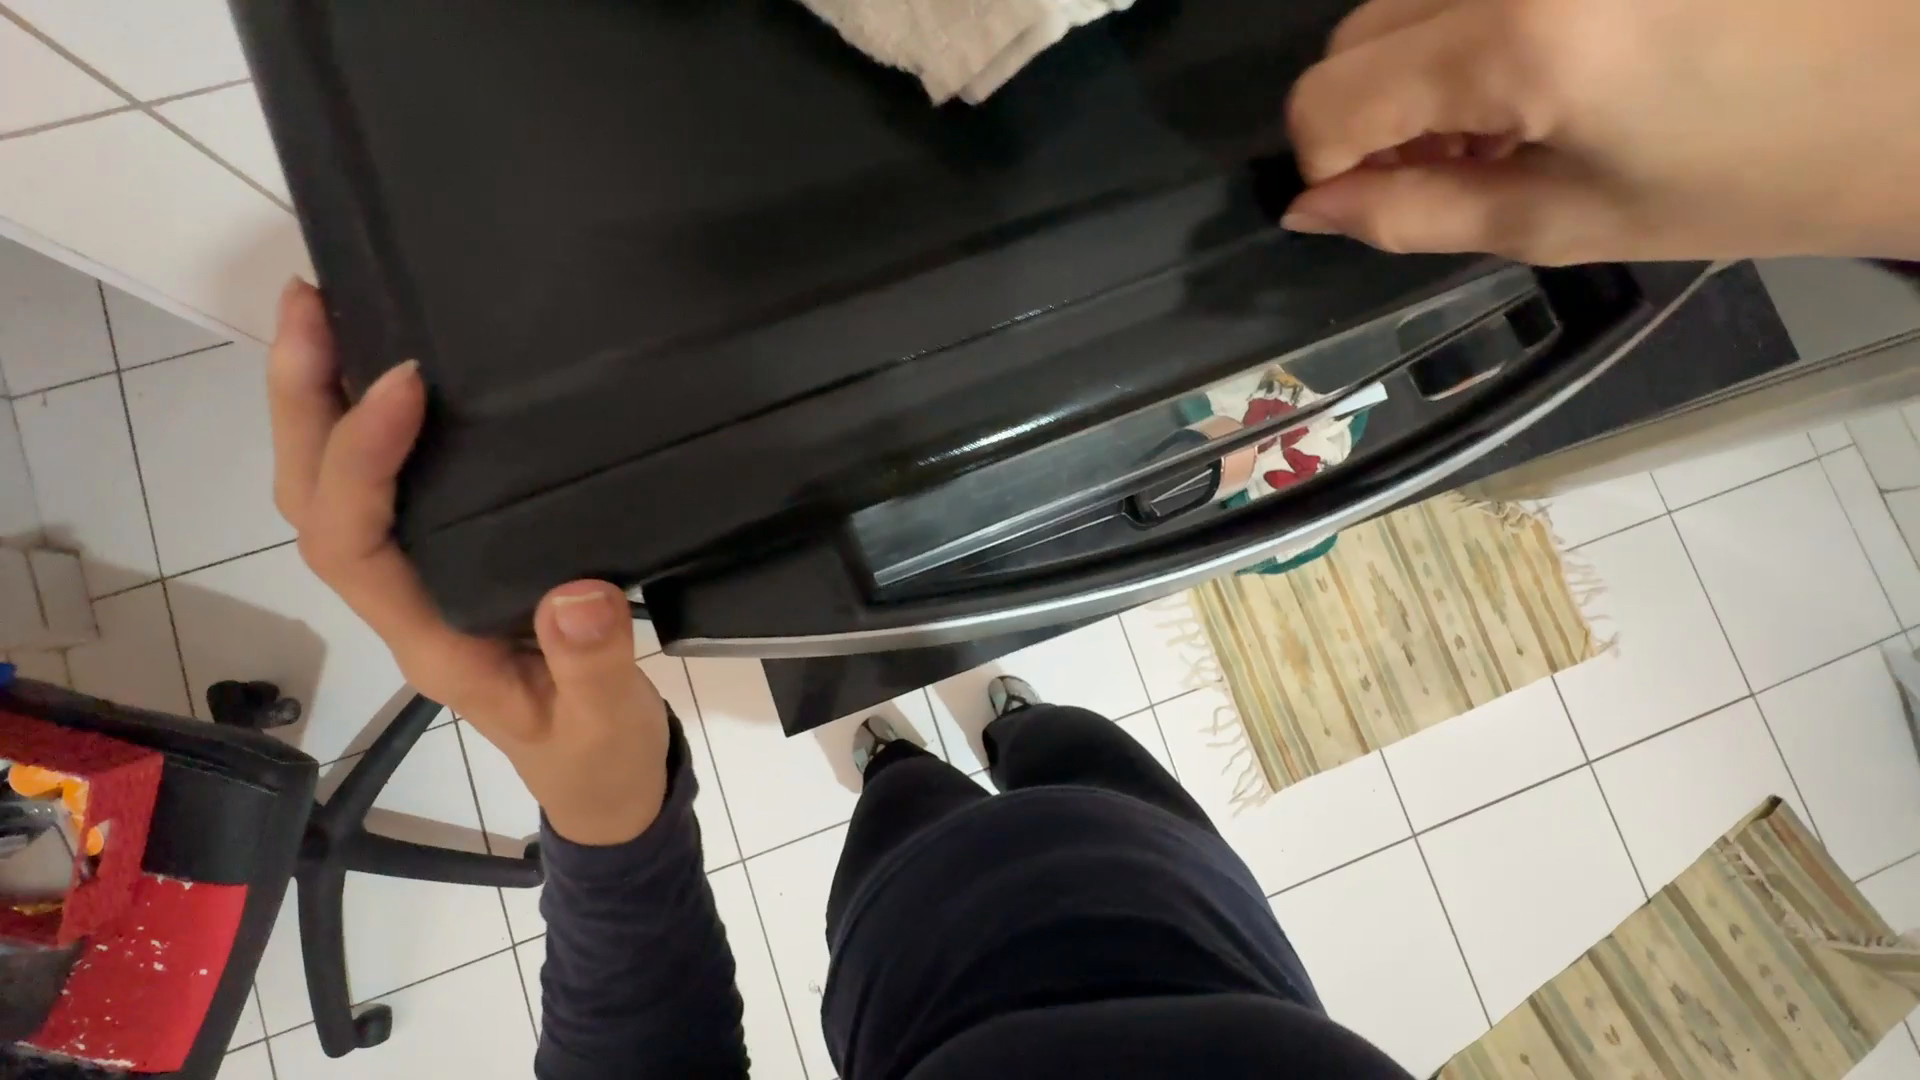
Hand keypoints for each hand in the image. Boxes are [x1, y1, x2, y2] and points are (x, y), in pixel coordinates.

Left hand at [267, 280, 670, 845]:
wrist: (603, 782)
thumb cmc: (597, 756)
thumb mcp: (604, 720)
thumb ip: (593, 665)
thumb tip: (577, 591)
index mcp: (432, 639)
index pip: (356, 541)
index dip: (362, 459)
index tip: (406, 384)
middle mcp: (412, 604)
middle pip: (317, 504)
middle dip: (301, 406)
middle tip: (314, 308)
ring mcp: (433, 586)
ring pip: (343, 496)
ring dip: (323, 408)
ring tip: (335, 322)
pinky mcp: (466, 571)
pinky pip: (399, 496)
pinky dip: (379, 434)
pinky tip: (408, 389)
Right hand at [1282, 0, 1919, 262]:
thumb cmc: (1756, 177)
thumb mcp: (1556, 224)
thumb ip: (1408, 215)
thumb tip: (1308, 209)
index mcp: (1523, 39)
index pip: (1327, 98)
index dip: (1324, 163)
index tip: (1368, 196)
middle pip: (1354, 32)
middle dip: (1365, 113)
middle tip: (1447, 160)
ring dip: (1411, 70)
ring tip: (1499, 115)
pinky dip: (1465, 28)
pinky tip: (1534, 64)